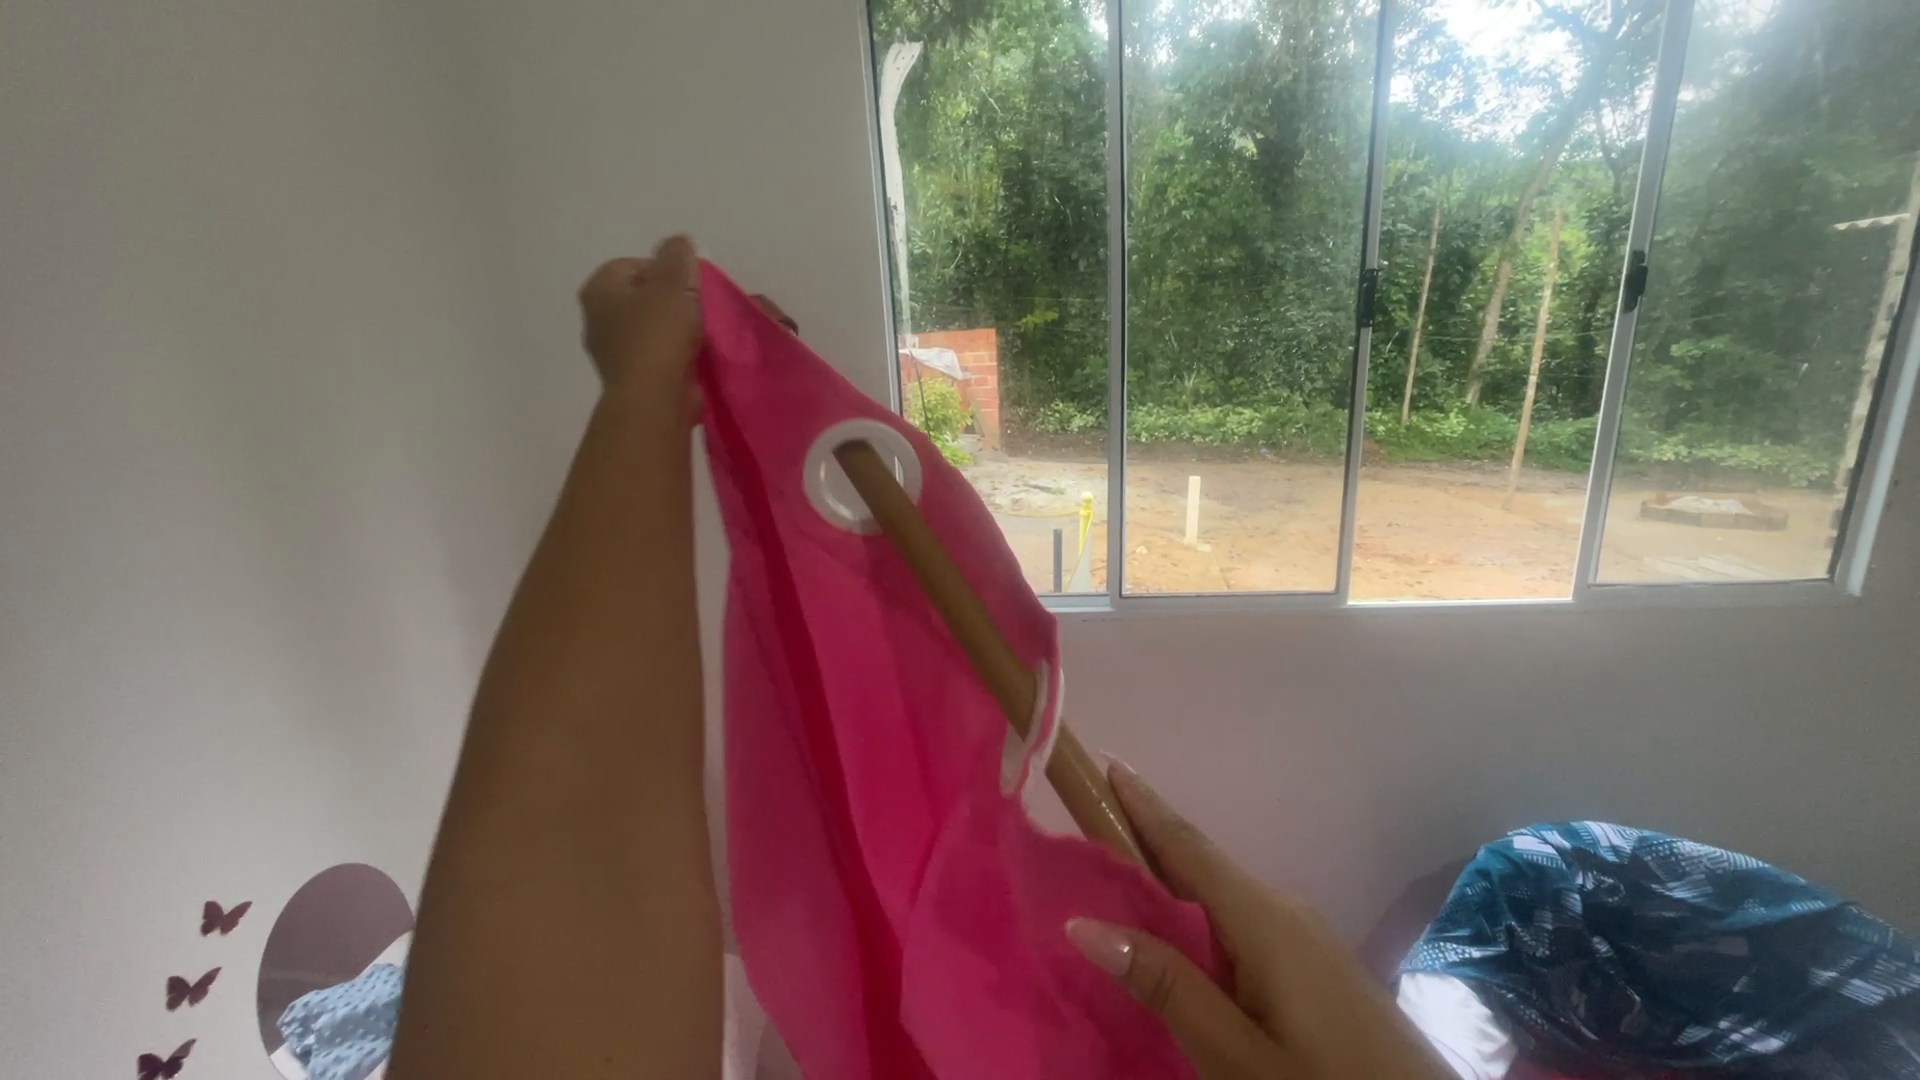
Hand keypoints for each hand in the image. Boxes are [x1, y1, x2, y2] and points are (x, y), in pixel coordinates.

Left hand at [578, 235, 702, 417]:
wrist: (655, 400)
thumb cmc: (658, 337)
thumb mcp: (673, 285)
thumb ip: (677, 258)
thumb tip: (679, 242)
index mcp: (598, 291)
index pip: (632, 265)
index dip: (664, 270)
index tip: (690, 284)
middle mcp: (598, 320)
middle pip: (642, 298)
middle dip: (671, 301)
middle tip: (700, 307)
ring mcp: (614, 354)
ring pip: (651, 329)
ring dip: (676, 330)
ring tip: (704, 333)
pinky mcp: (634, 380)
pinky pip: (659, 357)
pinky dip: (677, 355)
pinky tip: (698, 358)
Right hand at [1065, 764, 1450, 1079]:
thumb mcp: (1235, 1055)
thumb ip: (1163, 984)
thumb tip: (1082, 921)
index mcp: (1262, 918)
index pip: (1185, 845)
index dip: (1142, 803)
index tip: (1106, 762)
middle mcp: (1284, 909)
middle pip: (1199, 863)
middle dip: (1146, 837)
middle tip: (1092, 823)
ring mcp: (1307, 936)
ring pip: (1221, 894)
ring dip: (1171, 878)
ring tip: (1122, 878)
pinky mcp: (1319, 965)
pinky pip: (1242, 920)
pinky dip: (1199, 912)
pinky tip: (1183, 936)